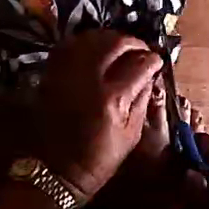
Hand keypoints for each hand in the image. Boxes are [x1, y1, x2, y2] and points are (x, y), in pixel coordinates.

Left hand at [35, 30, 162, 198]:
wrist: (55, 170)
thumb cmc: (98, 159)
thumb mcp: (131, 135)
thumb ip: (142, 100)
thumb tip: (150, 75)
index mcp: (112, 98)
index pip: (140, 64)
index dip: (153, 59)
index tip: (157, 61)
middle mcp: (89, 79)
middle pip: (115, 43)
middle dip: (133, 42)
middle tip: (141, 50)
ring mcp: (66, 73)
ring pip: (91, 38)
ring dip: (110, 38)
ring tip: (120, 47)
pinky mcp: (51, 74)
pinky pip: (69, 45)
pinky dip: (86, 42)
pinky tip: (96, 50)